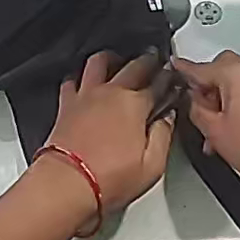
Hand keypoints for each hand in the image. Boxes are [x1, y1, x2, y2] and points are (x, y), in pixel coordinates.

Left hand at [39, 51, 174, 226]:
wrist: (68, 181)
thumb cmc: (107, 177)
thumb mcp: (151, 165)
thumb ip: (163, 136)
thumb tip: (167, 120)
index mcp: (135, 105)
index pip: (158, 84)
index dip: (168, 79)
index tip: (172, 79)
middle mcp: (110, 93)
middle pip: (134, 65)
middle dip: (147, 60)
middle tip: (153, 60)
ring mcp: (86, 95)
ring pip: (99, 61)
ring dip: (113, 58)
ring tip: (119, 59)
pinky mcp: (67, 104)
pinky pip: (72, 80)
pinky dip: (80, 76)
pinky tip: (84, 80)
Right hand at [175, 51, 239, 199]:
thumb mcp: (212, 129)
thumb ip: (194, 108)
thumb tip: (191, 101)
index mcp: (236, 74)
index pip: (200, 67)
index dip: (182, 70)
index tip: (174, 67)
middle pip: (219, 69)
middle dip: (204, 85)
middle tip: (195, 106)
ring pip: (230, 84)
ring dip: (217, 99)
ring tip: (211, 127)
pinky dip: (231, 106)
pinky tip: (225, 131)